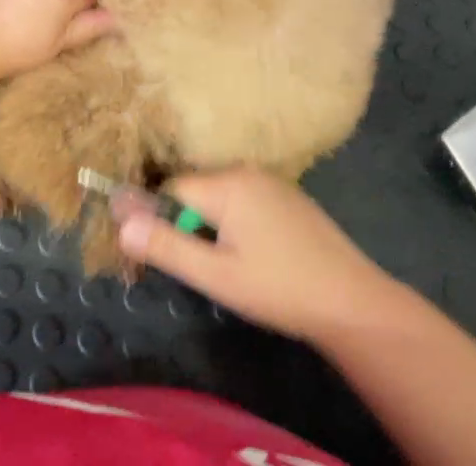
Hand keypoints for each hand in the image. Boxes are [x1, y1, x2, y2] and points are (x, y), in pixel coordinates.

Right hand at [114, 167, 404, 343]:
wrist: (355, 304)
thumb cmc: (279, 289)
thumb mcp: (216, 276)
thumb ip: (166, 246)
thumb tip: (120, 222)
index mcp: (226, 184)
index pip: (169, 189)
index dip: (158, 219)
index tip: (158, 252)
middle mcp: (246, 171)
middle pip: (192, 189)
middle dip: (184, 223)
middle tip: (197, 266)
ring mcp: (271, 182)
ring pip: (217, 195)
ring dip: (208, 224)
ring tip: (223, 264)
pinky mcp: (288, 197)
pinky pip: (242, 199)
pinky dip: (233, 222)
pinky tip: (251, 255)